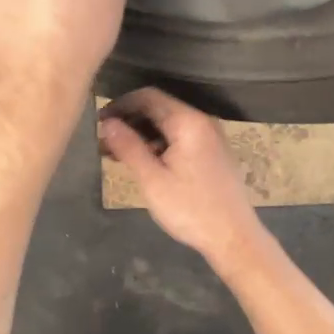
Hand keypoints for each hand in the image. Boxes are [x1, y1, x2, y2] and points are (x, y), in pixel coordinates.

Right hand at [99, 88, 264, 261]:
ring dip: (142, 134)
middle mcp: (202, 122)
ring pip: (169, 125)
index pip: (148, 97)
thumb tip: (107, 123)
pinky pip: (180, 138)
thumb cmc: (190, 209)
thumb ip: (128, 147)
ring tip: (116, 154)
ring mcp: (210, 137)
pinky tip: (142, 162)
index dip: (121, 105)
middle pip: (159, 109)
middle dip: (130, 121)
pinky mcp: (212, 152)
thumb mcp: (152, 180)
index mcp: (188, 123)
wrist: (233, 237)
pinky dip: (159, 144)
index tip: (99, 121)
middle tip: (104, 141)